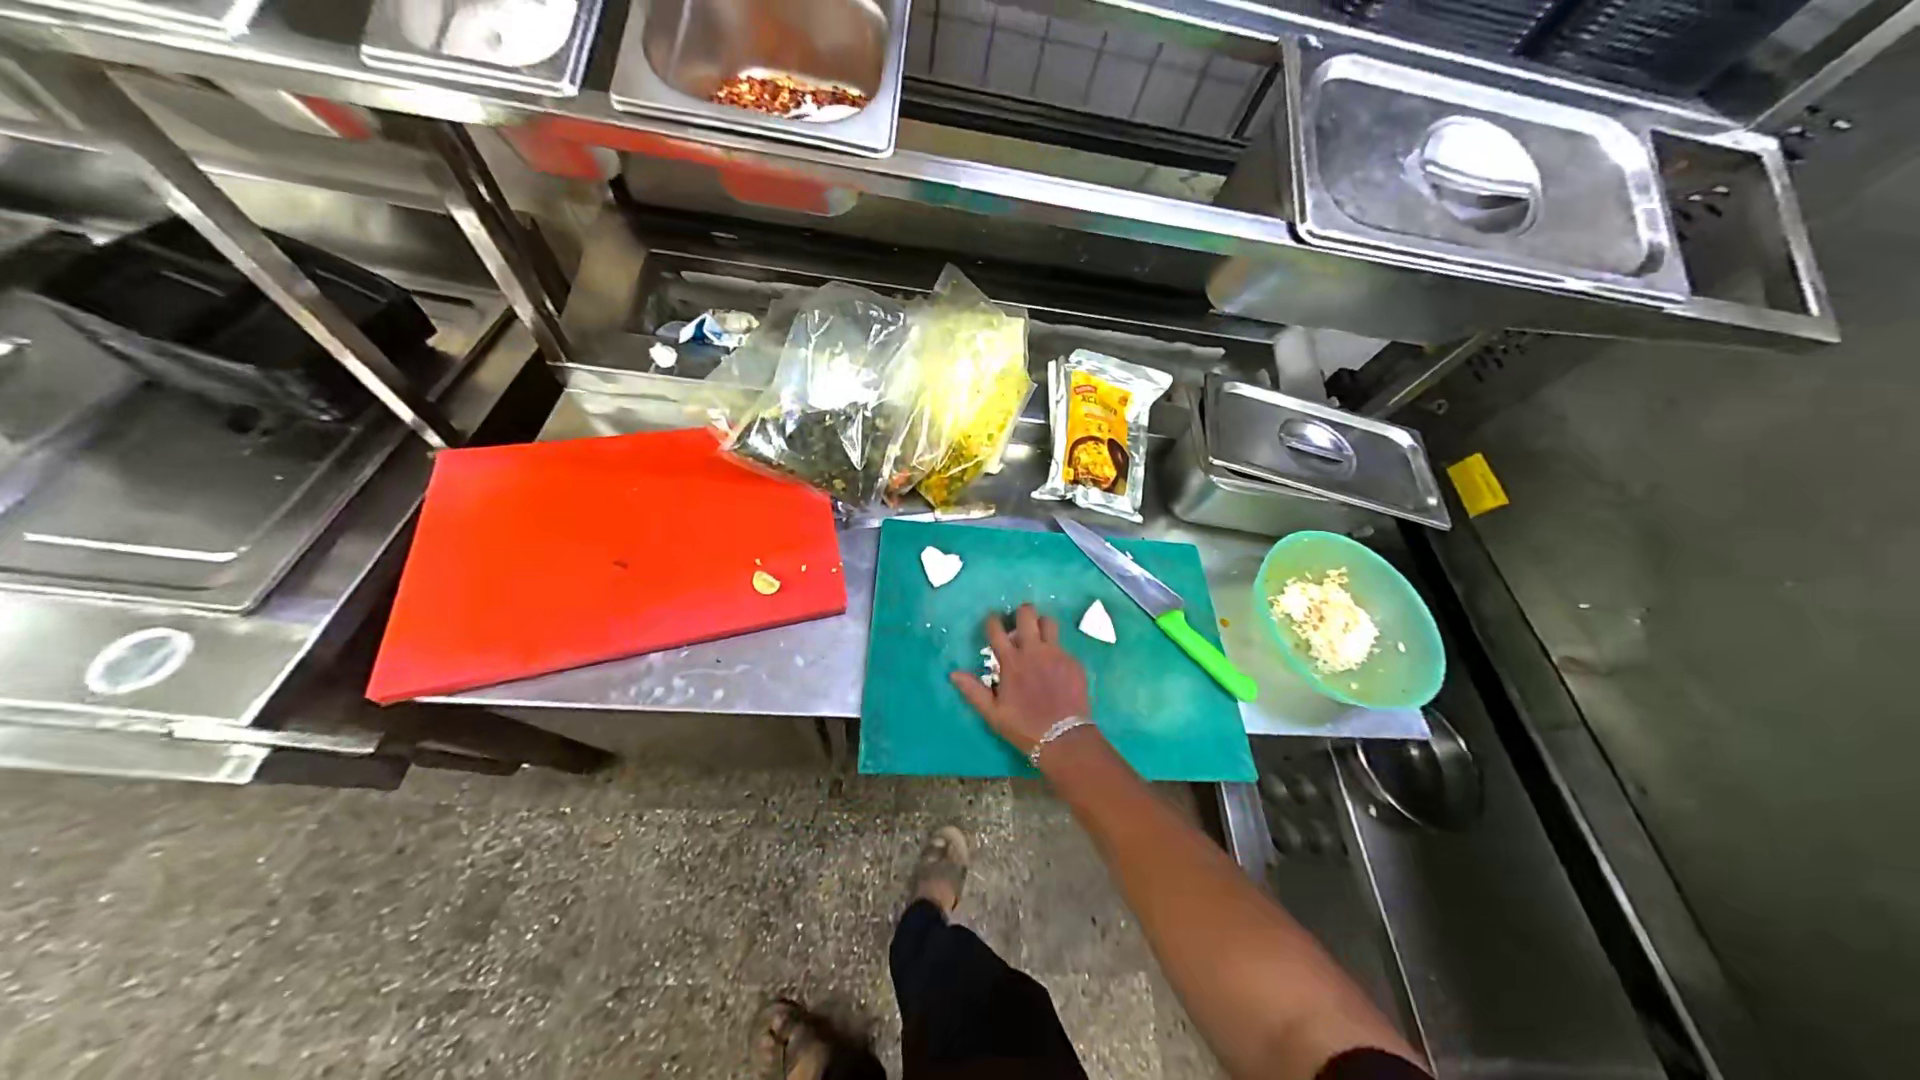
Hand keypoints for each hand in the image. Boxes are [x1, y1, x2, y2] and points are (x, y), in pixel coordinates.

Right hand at [950, 603, 1091, 757]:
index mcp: (1011, 661)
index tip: (992, 621)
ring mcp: (1056, 654)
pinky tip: (1054, 666)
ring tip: (1038, 637)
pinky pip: (1063, 646)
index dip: (992, 621)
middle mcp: (1034, 651)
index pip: (996, 629)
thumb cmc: (1024, 726)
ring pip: (1049, 622)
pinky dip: (1055, 650)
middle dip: (1021, 613)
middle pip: (1027, 614)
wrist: (1064, 738)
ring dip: (1041, 625)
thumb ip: (973, 691)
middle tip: (1019, 624)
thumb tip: (953, 673)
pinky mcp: (1073, 662)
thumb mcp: (993, 713)